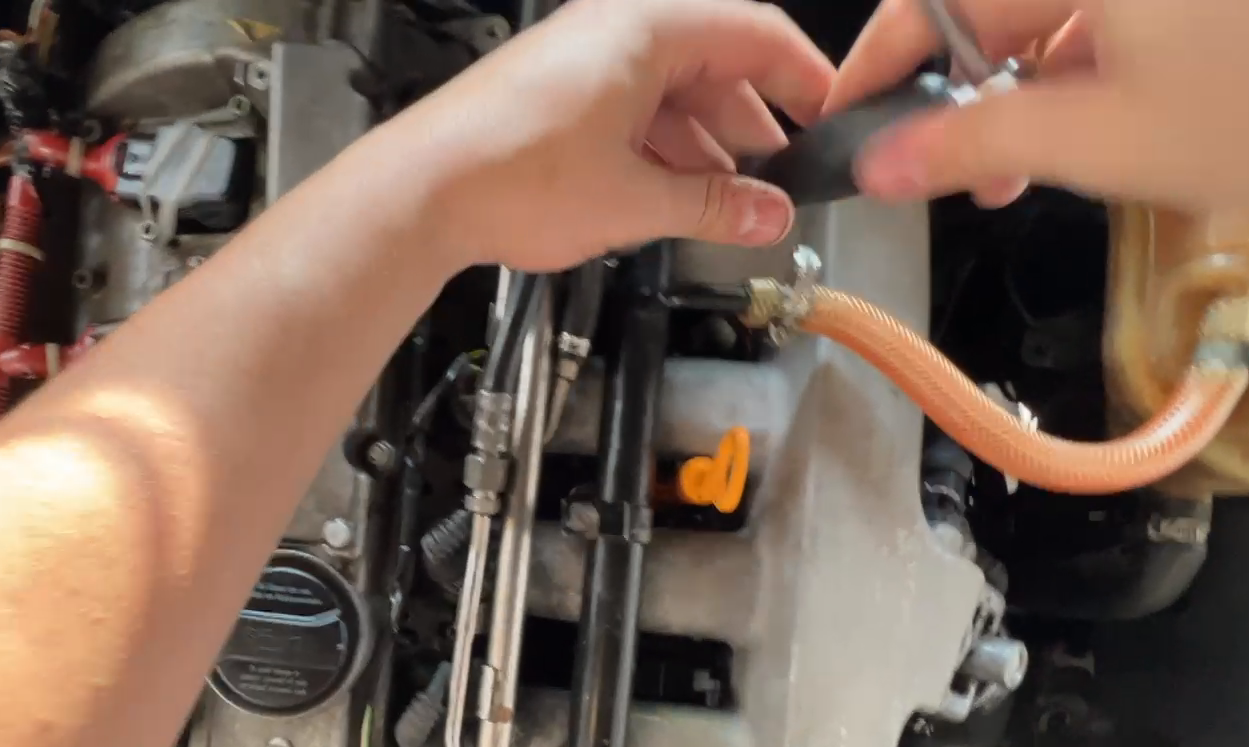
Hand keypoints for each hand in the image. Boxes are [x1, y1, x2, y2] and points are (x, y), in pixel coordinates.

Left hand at [377, 0, 835, 271]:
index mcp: (649, 28)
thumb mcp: (633, 199)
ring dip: (696, 149)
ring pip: (662, 99)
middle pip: (709, 68)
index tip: (827, 117)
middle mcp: (613, 32)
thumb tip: (769, 216)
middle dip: (745, 128)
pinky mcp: (549, 102)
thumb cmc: (518, 181)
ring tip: (722, 201)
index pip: (755, 33)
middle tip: (771, 181)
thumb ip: (710, 205)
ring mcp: (577, 66)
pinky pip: (621, 117)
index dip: (801, 78)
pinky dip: (650, 153)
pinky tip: (664, 194)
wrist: (421, 196)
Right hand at [828, 0, 1248, 210]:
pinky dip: (1086, 61)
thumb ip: (974, 147)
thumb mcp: (1108, 139)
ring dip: (1024, 89)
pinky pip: (1109, 11)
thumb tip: (875, 167)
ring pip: (1046, 17)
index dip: (871, 70)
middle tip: (960, 171)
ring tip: (1035, 159)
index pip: (927, 7)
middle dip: (958, 95)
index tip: (841, 125)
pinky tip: (1104, 111)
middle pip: (985, 11)